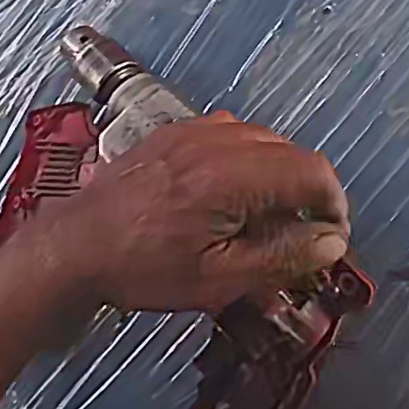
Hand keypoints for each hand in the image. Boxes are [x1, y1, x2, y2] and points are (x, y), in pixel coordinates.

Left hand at [25, 115, 349, 311]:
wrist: (74, 246)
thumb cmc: (141, 268)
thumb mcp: (217, 278)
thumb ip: (282, 256)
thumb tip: (332, 242)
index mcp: (230, 176)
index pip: (312, 172)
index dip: (333, 204)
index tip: (330, 235)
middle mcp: (217, 140)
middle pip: (293, 152)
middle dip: (307, 191)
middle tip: (298, 233)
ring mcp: (194, 130)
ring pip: (265, 140)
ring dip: (279, 173)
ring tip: (264, 214)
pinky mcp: (177, 130)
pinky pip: (233, 133)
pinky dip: (249, 158)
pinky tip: (231, 190)